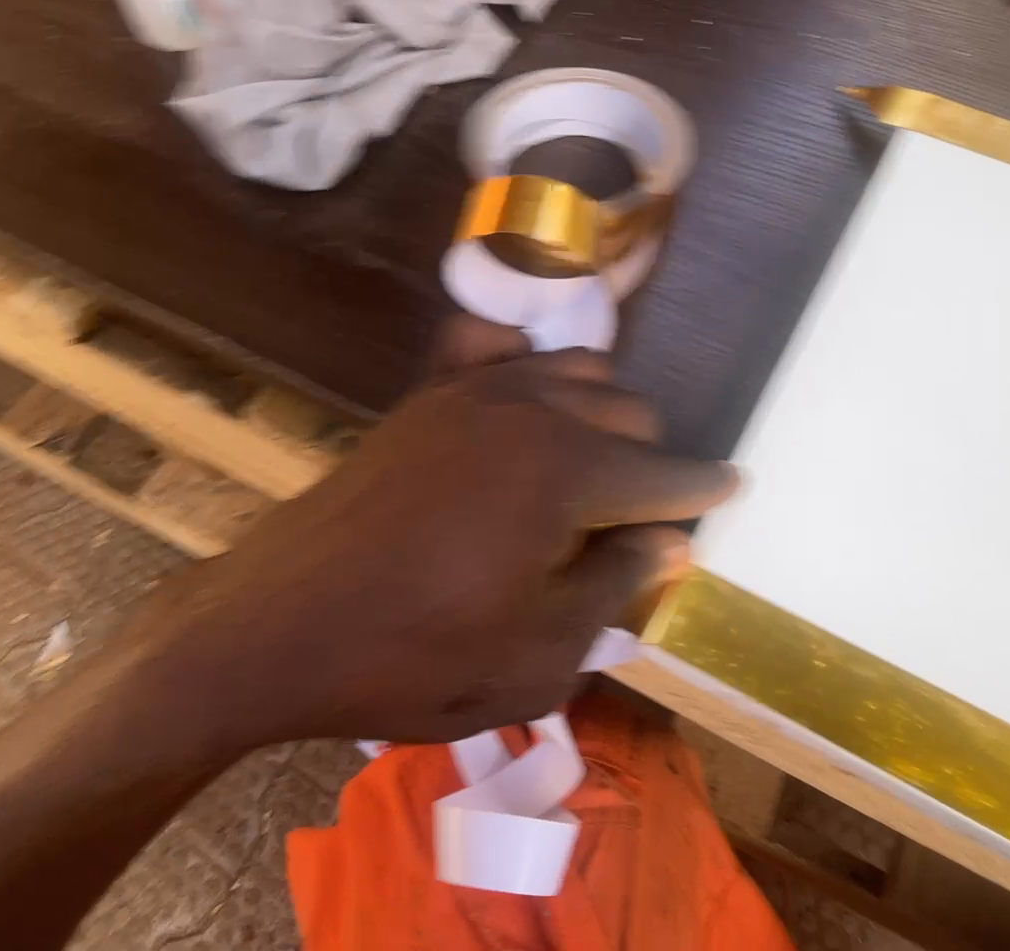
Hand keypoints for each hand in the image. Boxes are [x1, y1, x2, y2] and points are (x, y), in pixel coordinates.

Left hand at [150, 316, 738, 746]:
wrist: (278, 627)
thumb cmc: (415, 659)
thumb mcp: (540, 654)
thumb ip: (617, 584)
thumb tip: (670, 539)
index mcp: (569, 472)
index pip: (668, 473)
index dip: (706, 488)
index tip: (731, 490)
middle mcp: (530, 409)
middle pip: (629, 408)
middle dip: (652, 458)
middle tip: (644, 514)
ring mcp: (471, 392)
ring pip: (574, 369)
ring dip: (602, 411)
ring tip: (598, 465)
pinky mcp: (423, 398)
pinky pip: (494, 351)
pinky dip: (527, 365)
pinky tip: (528, 394)